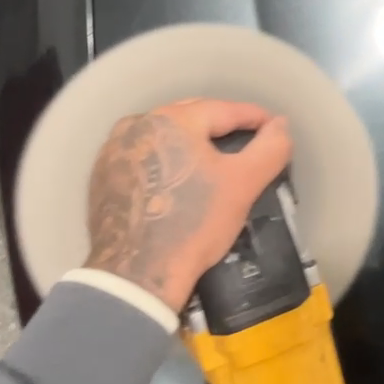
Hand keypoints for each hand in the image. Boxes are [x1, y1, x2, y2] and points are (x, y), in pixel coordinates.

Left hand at [85, 98, 292, 312]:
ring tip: (212, 159)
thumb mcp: (244, 184)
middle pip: (192, 116)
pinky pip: (144, 156)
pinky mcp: (102, 177)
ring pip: (165, 136)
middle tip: (246, 141)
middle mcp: (137, 124)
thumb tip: (281, 125)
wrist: (136, 275)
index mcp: (172, 120)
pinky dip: (165, 160)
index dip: (254, 117)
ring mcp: (114, 150)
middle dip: (221, 125)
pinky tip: (178, 179)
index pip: (224, 109)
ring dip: (190, 142)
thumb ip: (270, 148)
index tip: (273, 127)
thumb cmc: (194, 222)